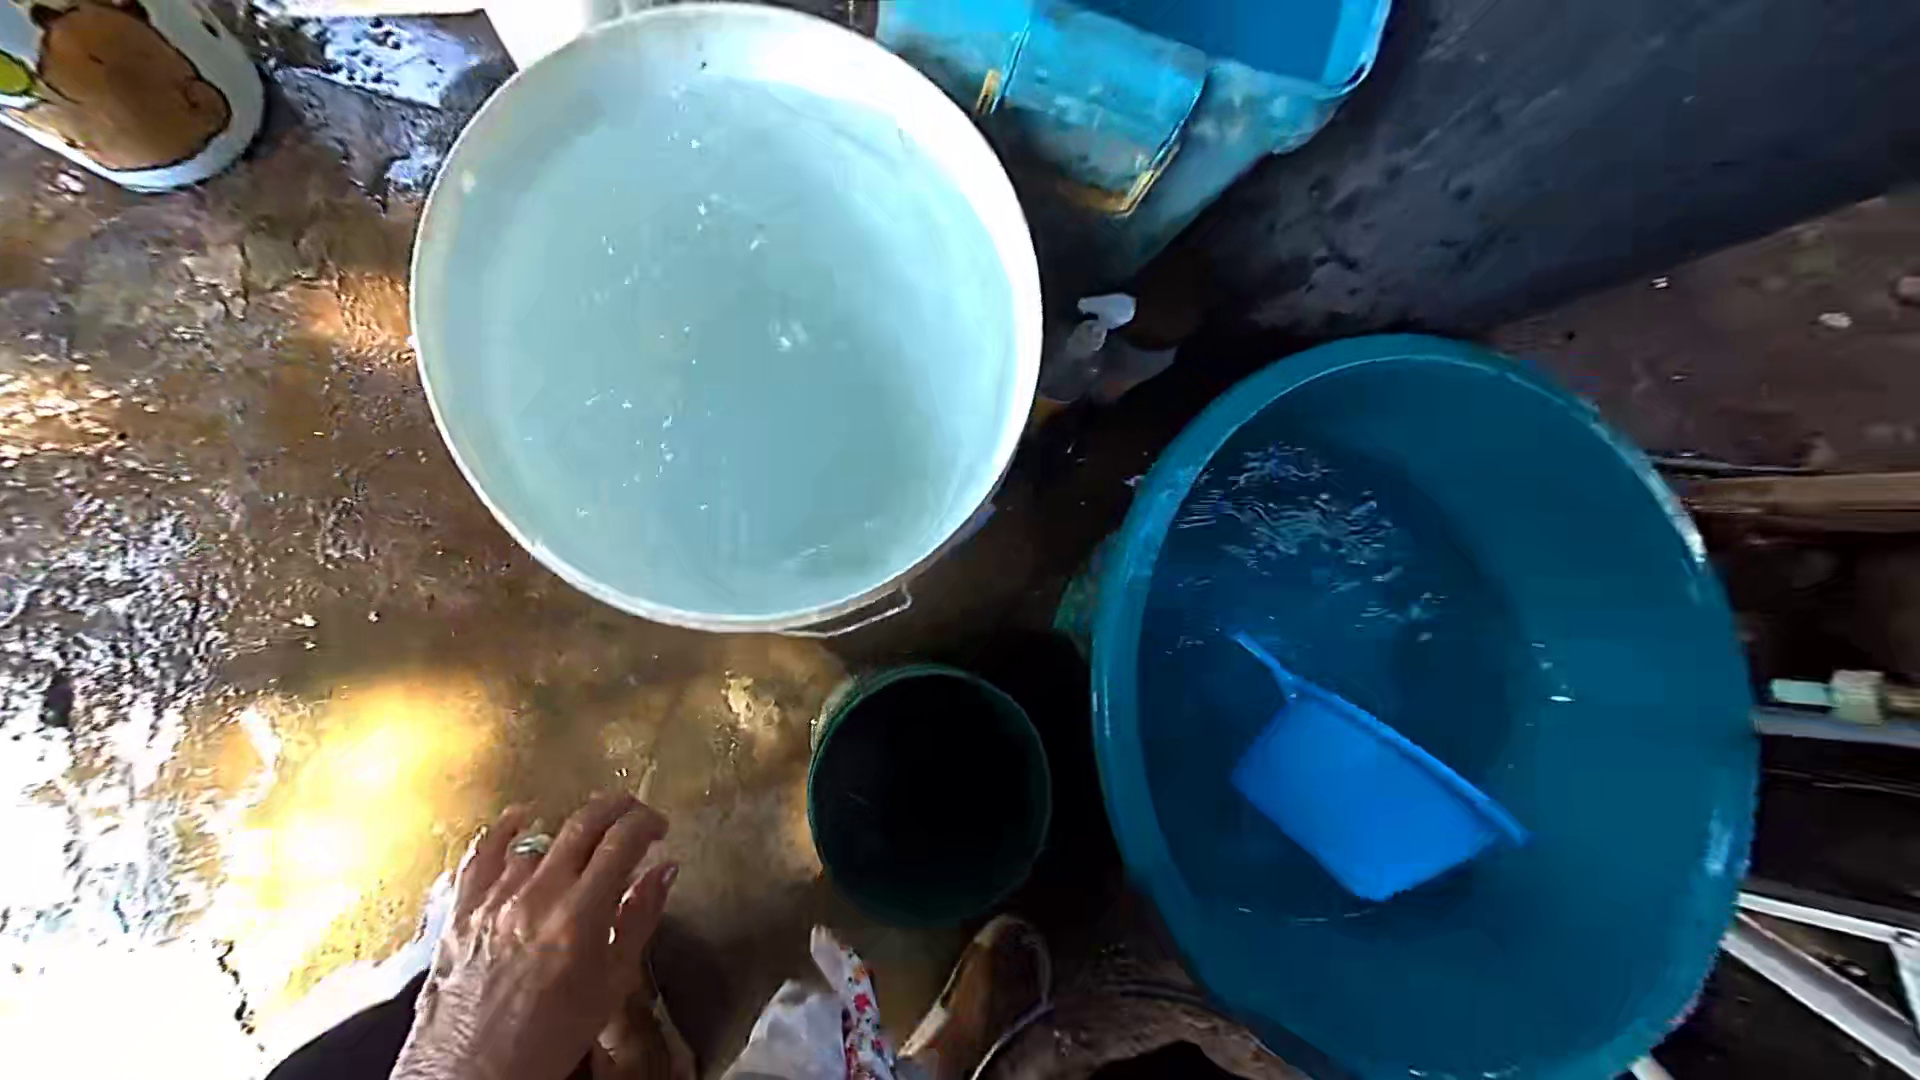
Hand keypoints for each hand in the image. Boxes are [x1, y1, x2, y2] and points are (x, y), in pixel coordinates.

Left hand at [392, 795, 676, 1079]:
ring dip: (575, 829)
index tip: (660, 828)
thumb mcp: (613, 982)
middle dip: (620, 807)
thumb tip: (667, 867)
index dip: (649, 821)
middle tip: (636, 814)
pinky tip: (523, 818)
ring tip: (590, 838)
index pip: (623, 839)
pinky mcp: (460, 913)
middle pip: (585, 822)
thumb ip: (642, 917)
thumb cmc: (552, 1036)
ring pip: (542, 836)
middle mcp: (537, 898)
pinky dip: (505, 830)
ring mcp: (493, 902)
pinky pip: (480, 856)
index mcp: (579, 916)